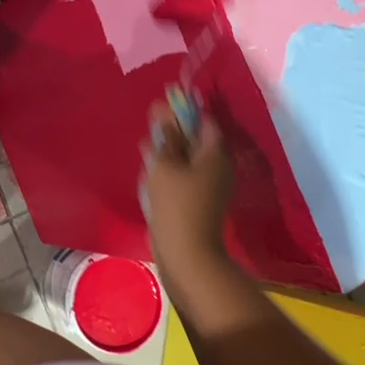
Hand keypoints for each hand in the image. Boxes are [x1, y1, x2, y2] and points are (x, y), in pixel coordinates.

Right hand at [141, 98, 233, 269]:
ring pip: (188, 159)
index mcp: (215, 153)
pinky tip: (150, 175)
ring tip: (146, 153)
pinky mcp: (199, 202)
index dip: (182, 111)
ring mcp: (210, 186)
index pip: (203, 121)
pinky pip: (185, 177)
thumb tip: (163, 110)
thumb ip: (165, 136)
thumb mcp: (164, 164)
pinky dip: (169, 172)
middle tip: (150, 132)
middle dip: (172, 133)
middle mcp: (218, 167)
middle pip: (196, 140)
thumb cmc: (175, 204)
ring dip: (168, 154)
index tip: (160, 110)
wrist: (186, 254)